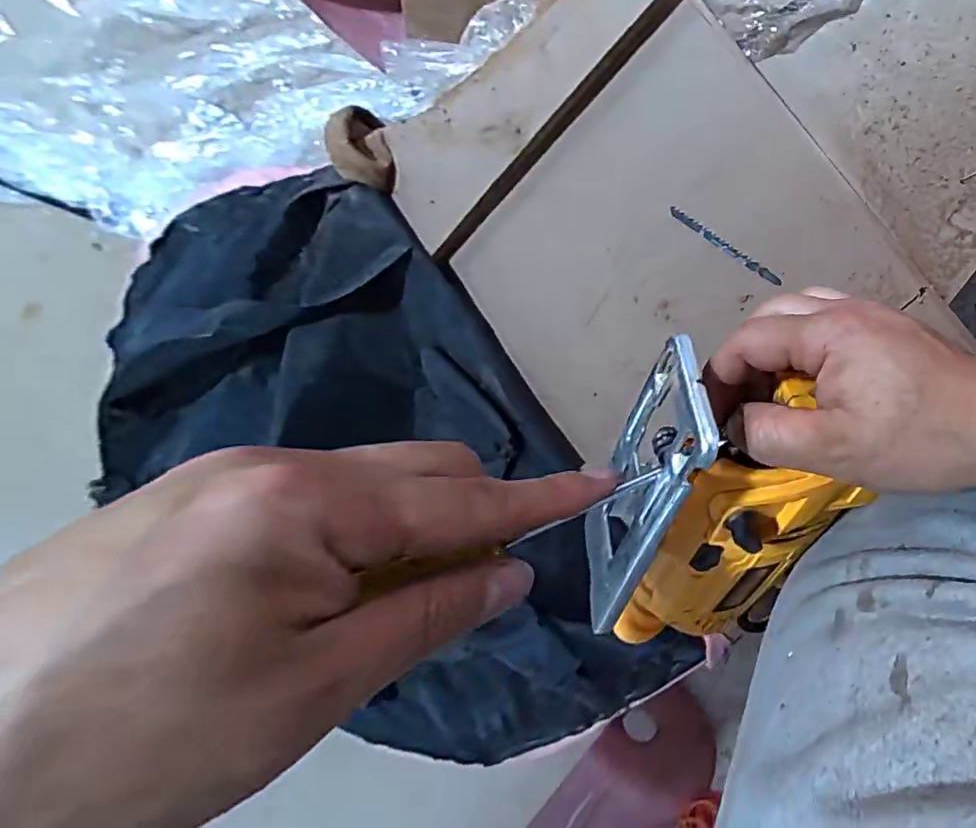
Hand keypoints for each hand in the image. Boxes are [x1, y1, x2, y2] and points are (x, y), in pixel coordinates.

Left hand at [0, 443, 613, 827]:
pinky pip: (310, 497)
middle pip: (421, 470)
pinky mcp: (175, 504)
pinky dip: (349, 534)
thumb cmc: (130, 749)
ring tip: (378, 603)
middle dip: (469, 514)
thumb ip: (431, 614)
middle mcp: (266, 466)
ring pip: (367, 481)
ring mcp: (213, 479)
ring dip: (406, 528)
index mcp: (303, 503)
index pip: (461, 497)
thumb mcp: (311, 692)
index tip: (605, 482)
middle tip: (472, 581)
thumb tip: (512, 571)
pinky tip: (311, 594)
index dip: (542, 496)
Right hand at [705, 289, 975, 491]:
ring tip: (776, 396)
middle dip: (747, 358)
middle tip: (742, 405)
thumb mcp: (836, 449)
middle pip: (775, 317)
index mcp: (830, 329)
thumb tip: (738, 422)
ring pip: (806, 316)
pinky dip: (812, 350)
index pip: (750, 339)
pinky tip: (821, 387)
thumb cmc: (923, 439)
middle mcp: (851, 309)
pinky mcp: (897, 331)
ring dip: (780, 350)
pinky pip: (836, 326)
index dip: (721, 377)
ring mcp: (878, 316)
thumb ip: (771, 433)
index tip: (711, 416)